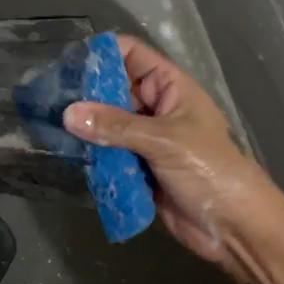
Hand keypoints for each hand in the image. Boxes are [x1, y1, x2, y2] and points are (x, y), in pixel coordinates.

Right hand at [62, 35, 278, 266]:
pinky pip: (106, 151)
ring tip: (48, 124)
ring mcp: (144, 138)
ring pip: (105, 122)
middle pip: (111, 88)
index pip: (131, 54)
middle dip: (83, 92)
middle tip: (48, 96)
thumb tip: (67, 113)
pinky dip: (89, 152)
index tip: (68, 63)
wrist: (235, 230)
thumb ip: (115, 126)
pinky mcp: (136, 167)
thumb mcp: (164, 141)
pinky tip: (64, 151)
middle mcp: (154, 107)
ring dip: (83, 125)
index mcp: (169, 87)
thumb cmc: (210, 170)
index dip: (102, 53)